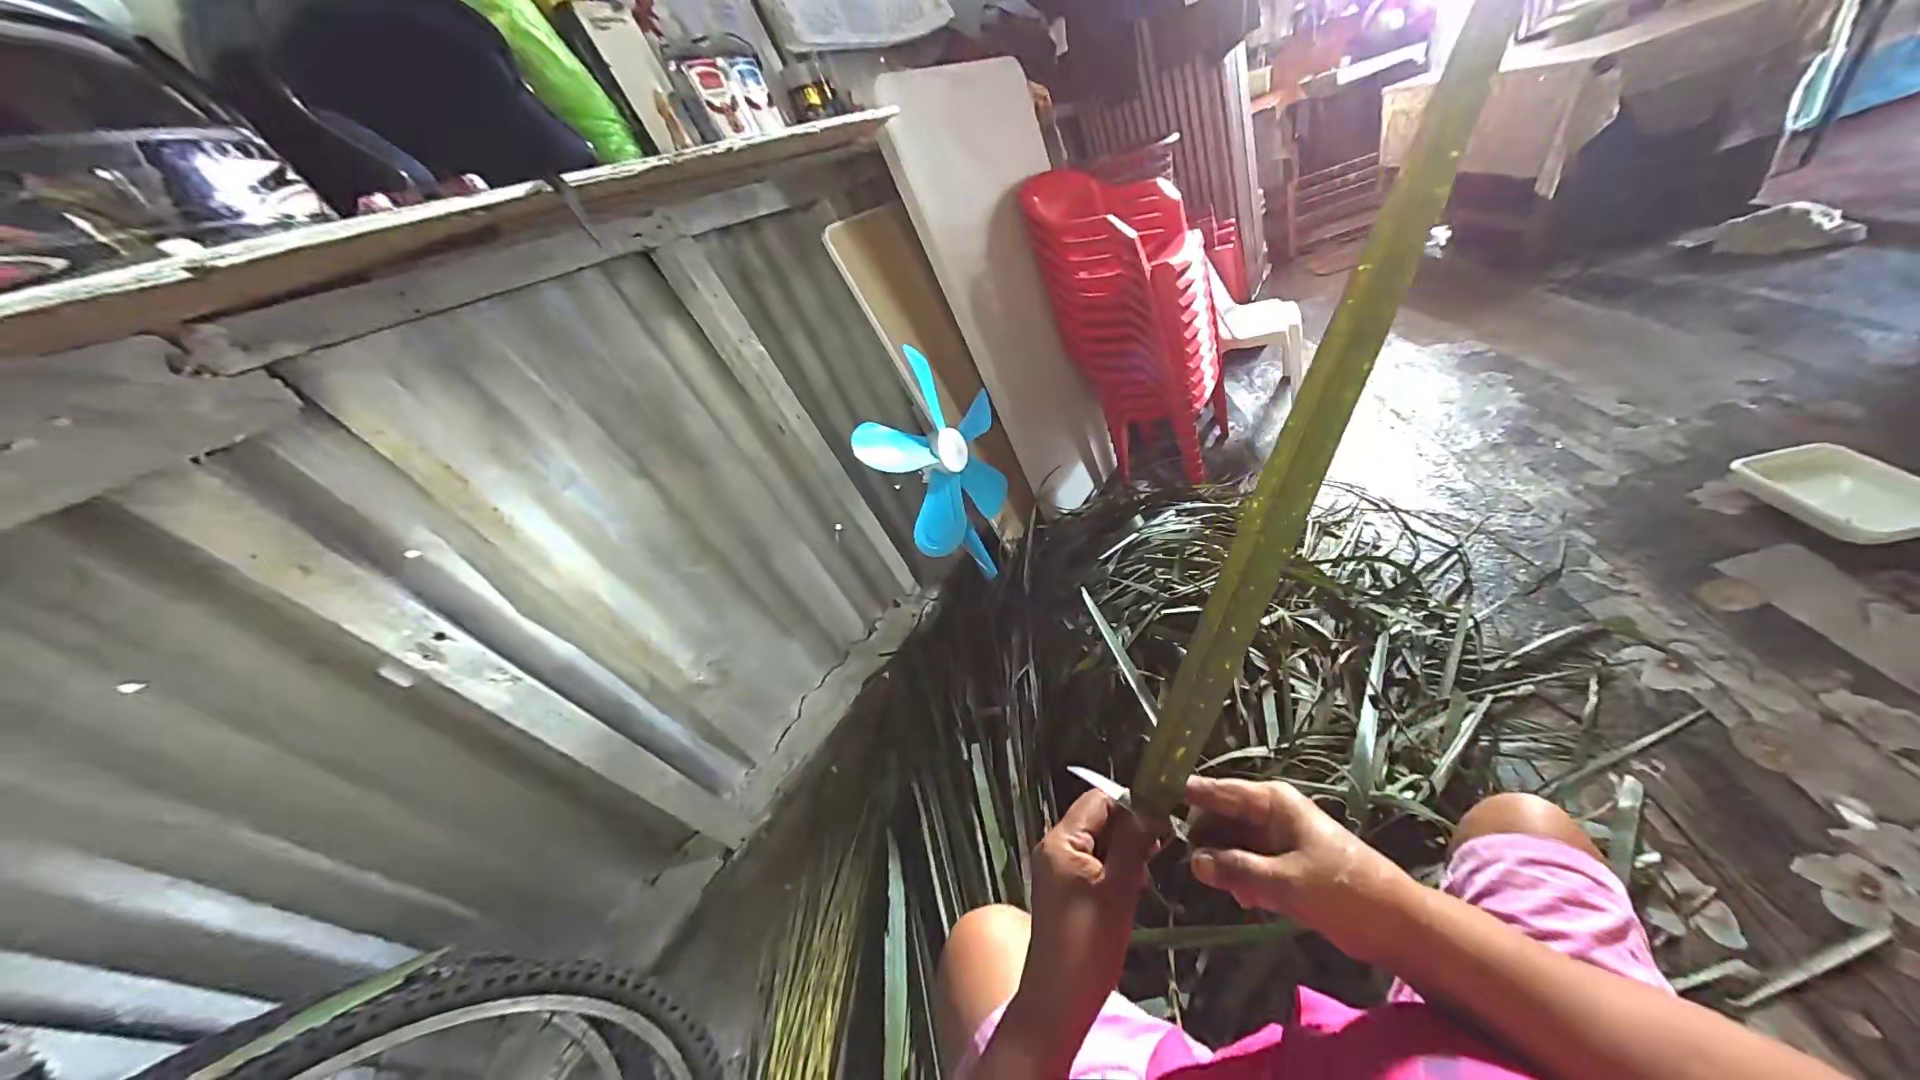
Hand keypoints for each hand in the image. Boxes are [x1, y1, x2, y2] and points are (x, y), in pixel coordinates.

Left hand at [1003, 790, 1157, 1062]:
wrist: (1061, 999)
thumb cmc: (1089, 943)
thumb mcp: (1118, 888)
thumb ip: (1133, 843)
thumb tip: (1151, 807)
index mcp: (1060, 840)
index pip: (1098, 800)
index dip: (1131, 804)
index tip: (1163, 820)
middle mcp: (1055, 846)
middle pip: (1097, 818)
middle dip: (1130, 829)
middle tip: (1160, 850)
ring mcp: (1058, 867)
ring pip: (1099, 841)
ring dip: (1125, 850)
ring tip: (1145, 874)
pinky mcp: (1066, 888)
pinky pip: (1094, 862)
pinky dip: (1115, 868)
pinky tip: (1133, 888)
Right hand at [1184, 776, 1421, 963]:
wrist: (1399, 925)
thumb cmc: (1344, 891)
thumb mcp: (1286, 882)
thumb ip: (1236, 870)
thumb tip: (1193, 862)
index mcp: (1271, 801)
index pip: (1215, 790)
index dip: (1184, 796)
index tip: (1149, 803)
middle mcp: (1269, 812)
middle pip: (1218, 817)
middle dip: (1204, 841)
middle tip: (1191, 867)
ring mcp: (1275, 836)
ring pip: (1229, 841)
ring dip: (1223, 864)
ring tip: (1226, 890)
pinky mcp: (1282, 861)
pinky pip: (1246, 861)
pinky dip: (1239, 877)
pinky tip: (1244, 900)